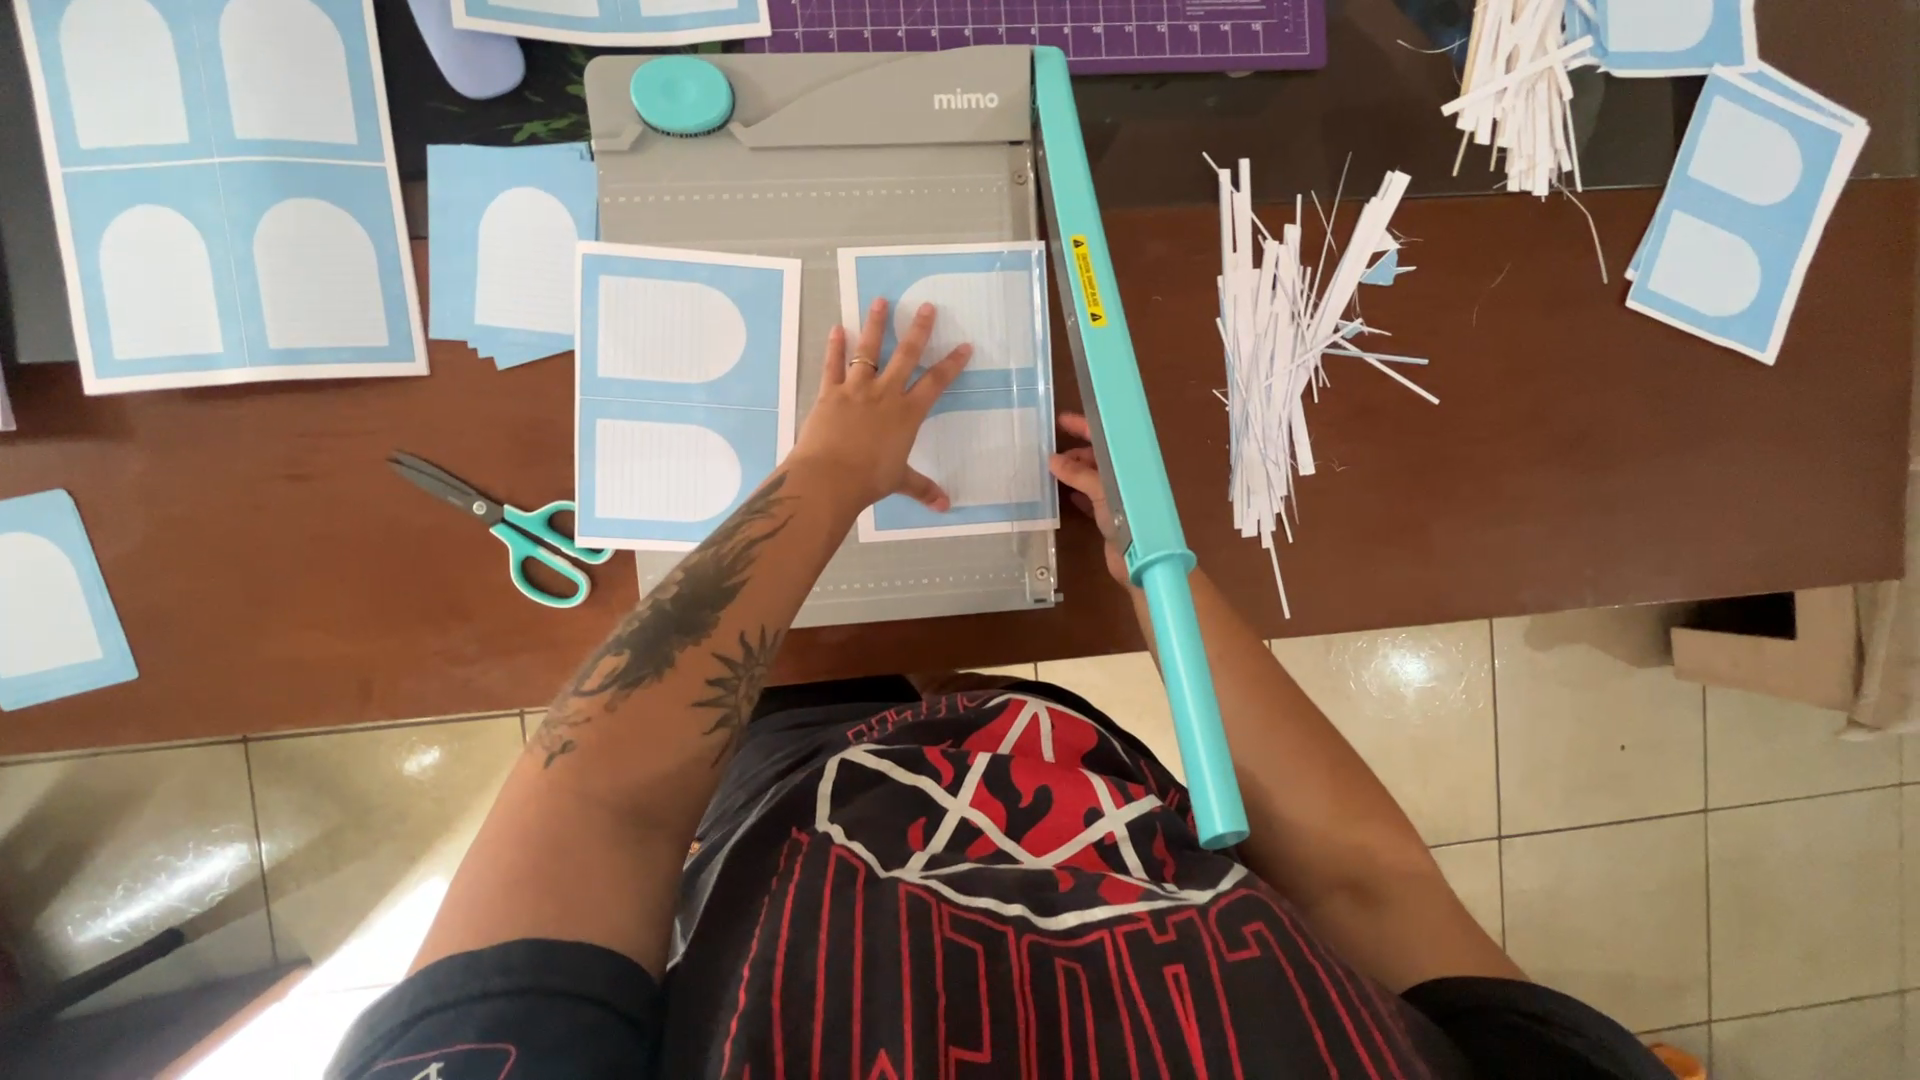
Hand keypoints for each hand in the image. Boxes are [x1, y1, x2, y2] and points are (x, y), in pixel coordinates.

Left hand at [790, 298, 971, 514]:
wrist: (829, 478)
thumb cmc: (869, 480)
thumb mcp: (899, 481)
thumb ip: (922, 488)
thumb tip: (945, 506)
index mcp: (907, 413)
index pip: (935, 383)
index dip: (951, 364)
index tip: (964, 346)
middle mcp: (885, 394)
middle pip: (906, 355)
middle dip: (918, 329)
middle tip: (926, 307)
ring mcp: (856, 389)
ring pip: (868, 350)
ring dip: (874, 325)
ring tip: (879, 301)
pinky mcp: (830, 392)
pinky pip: (833, 365)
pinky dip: (835, 347)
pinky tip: (836, 329)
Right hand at [1048, 412, 1132, 586]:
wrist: (1140, 562)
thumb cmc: (1129, 519)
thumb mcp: (1102, 490)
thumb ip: (1079, 474)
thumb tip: (1053, 460)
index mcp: (1130, 466)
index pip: (1108, 438)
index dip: (1086, 427)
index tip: (1062, 420)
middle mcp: (1125, 479)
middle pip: (1099, 458)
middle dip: (1076, 453)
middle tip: (1050, 452)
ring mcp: (1118, 500)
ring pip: (1093, 479)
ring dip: (1074, 473)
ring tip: (1051, 470)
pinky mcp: (1111, 519)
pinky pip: (1091, 500)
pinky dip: (1078, 495)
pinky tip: (1064, 493)